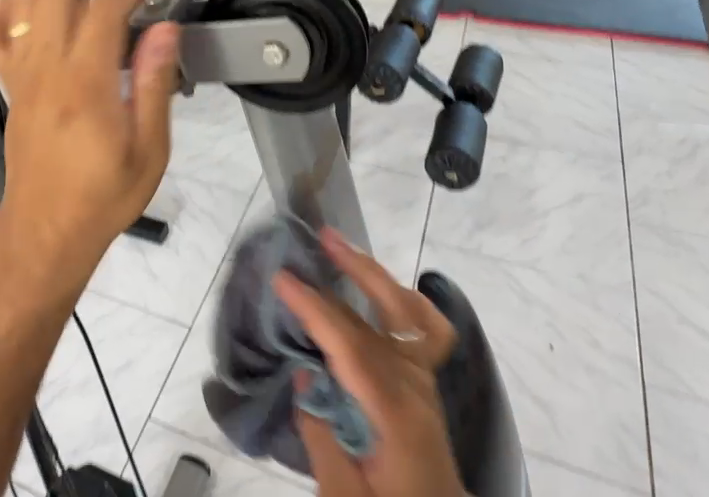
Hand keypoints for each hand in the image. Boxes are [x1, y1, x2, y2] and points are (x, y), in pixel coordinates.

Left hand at [0, 0, 180, 260]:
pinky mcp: (10, 84)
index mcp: (83, 87)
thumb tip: (165, 30)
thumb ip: (154, 83)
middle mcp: (45, 72)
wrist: (47, 229)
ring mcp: (21, 74)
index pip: (103, 11)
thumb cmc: (102, 196)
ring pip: (22, 0)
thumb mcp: (148, 149)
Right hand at [276, 227, 464, 496]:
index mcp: (395, 414)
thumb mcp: (344, 496)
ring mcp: (425, 383)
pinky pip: (425, 331)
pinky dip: (406, 301)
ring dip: (374, 275)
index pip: (351, 346)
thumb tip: (303, 373)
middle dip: (355, 269)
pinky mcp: (424, 386)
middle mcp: (416, 387)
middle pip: (387, 315)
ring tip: (342, 248)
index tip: (282, 280)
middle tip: (322, 237)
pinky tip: (385, 290)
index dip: (315, 308)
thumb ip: (322, 437)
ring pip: (407, 314)